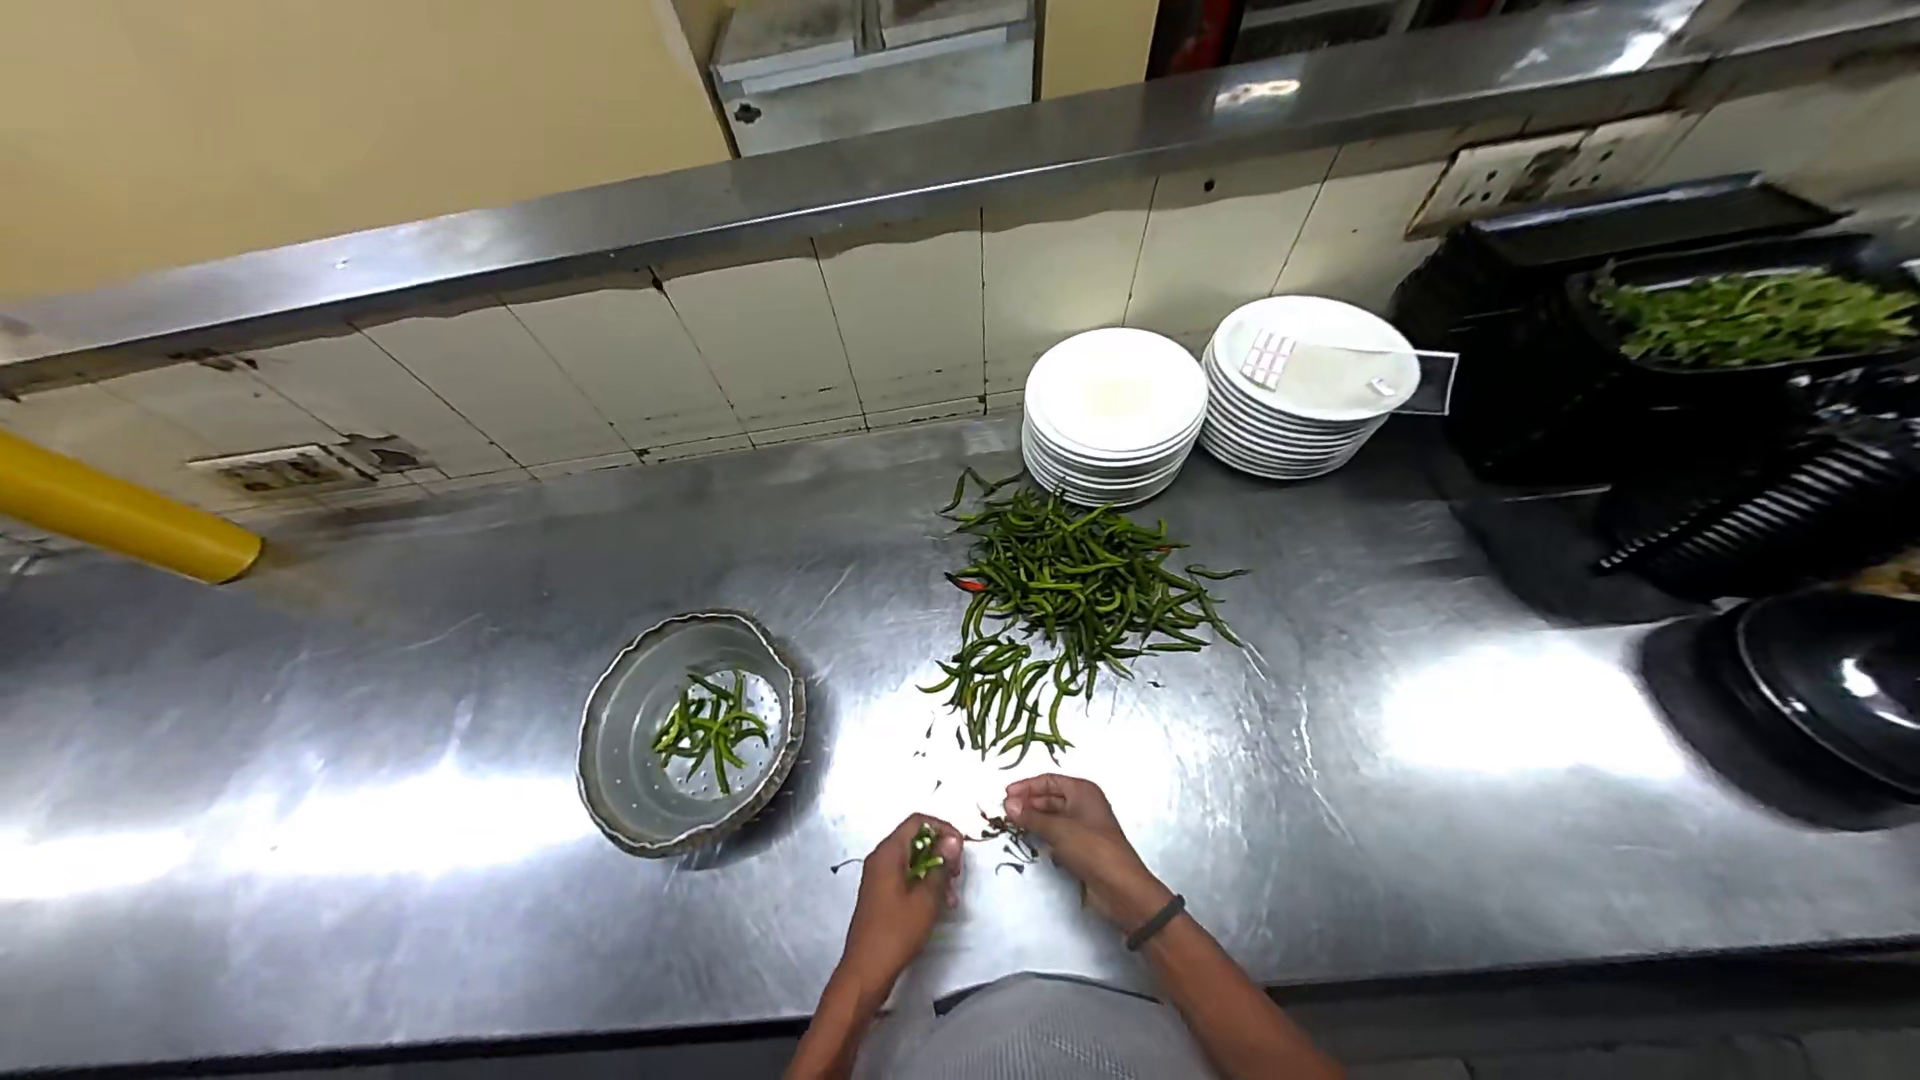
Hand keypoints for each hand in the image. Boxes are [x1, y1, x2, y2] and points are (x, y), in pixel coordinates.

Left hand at [837, 814, 963, 996]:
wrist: (866, 971)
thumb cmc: (897, 931)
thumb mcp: (926, 897)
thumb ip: (941, 864)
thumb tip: (953, 839)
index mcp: (888, 852)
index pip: (918, 821)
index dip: (942, 828)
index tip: (960, 848)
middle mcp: (881, 858)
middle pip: (915, 839)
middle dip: (940, 852)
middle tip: (957, 874)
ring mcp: (879, 876)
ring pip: (913, 859)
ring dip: (934, 871)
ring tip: (951, 895)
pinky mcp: (880, 893)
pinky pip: (905, 876)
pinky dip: (923, 883)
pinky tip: (939, 904)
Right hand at [1004, 774, 1173, 931]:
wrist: (1119, 887)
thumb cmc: (1091, 848)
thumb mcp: (1058, 829)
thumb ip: (1031, 816)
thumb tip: (1008, 804)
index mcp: (1083, 790)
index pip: (1049, 780)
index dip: (1027, 786)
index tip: (1005, 794)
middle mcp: (1083, 803)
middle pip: (1050, 797)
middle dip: (1028, 803)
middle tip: (1005, 811)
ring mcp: (1083, 825)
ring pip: (1052, 816)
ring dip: (1034, 819)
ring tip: (1012, 824)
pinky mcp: (1081, 846)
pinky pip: (1057, 833)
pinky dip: (1043, 834)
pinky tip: (1029, 839)